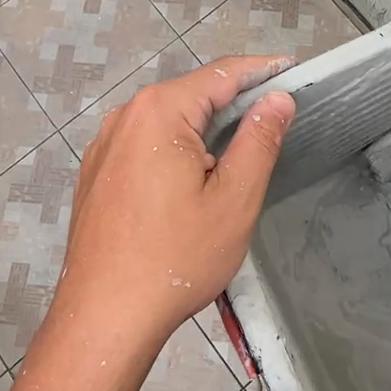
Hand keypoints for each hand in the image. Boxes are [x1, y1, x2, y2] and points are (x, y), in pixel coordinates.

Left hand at [55, 56, 297, 345]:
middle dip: (235, 102)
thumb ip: (260, 140)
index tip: (293, 72)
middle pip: (193, 94)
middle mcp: (126, 117)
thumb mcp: (234, 199)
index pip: (222, 73)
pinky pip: (147, 144)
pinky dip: (177, 149)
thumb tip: (277, 99)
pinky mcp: (97, 173)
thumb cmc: (174, 258)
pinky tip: (194, 180)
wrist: (102, 319)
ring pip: (170, 120)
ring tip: (241, 152)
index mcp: (159, 112)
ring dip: (206, 129)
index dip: (262, 71)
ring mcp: (105, 145)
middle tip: (276, 119)